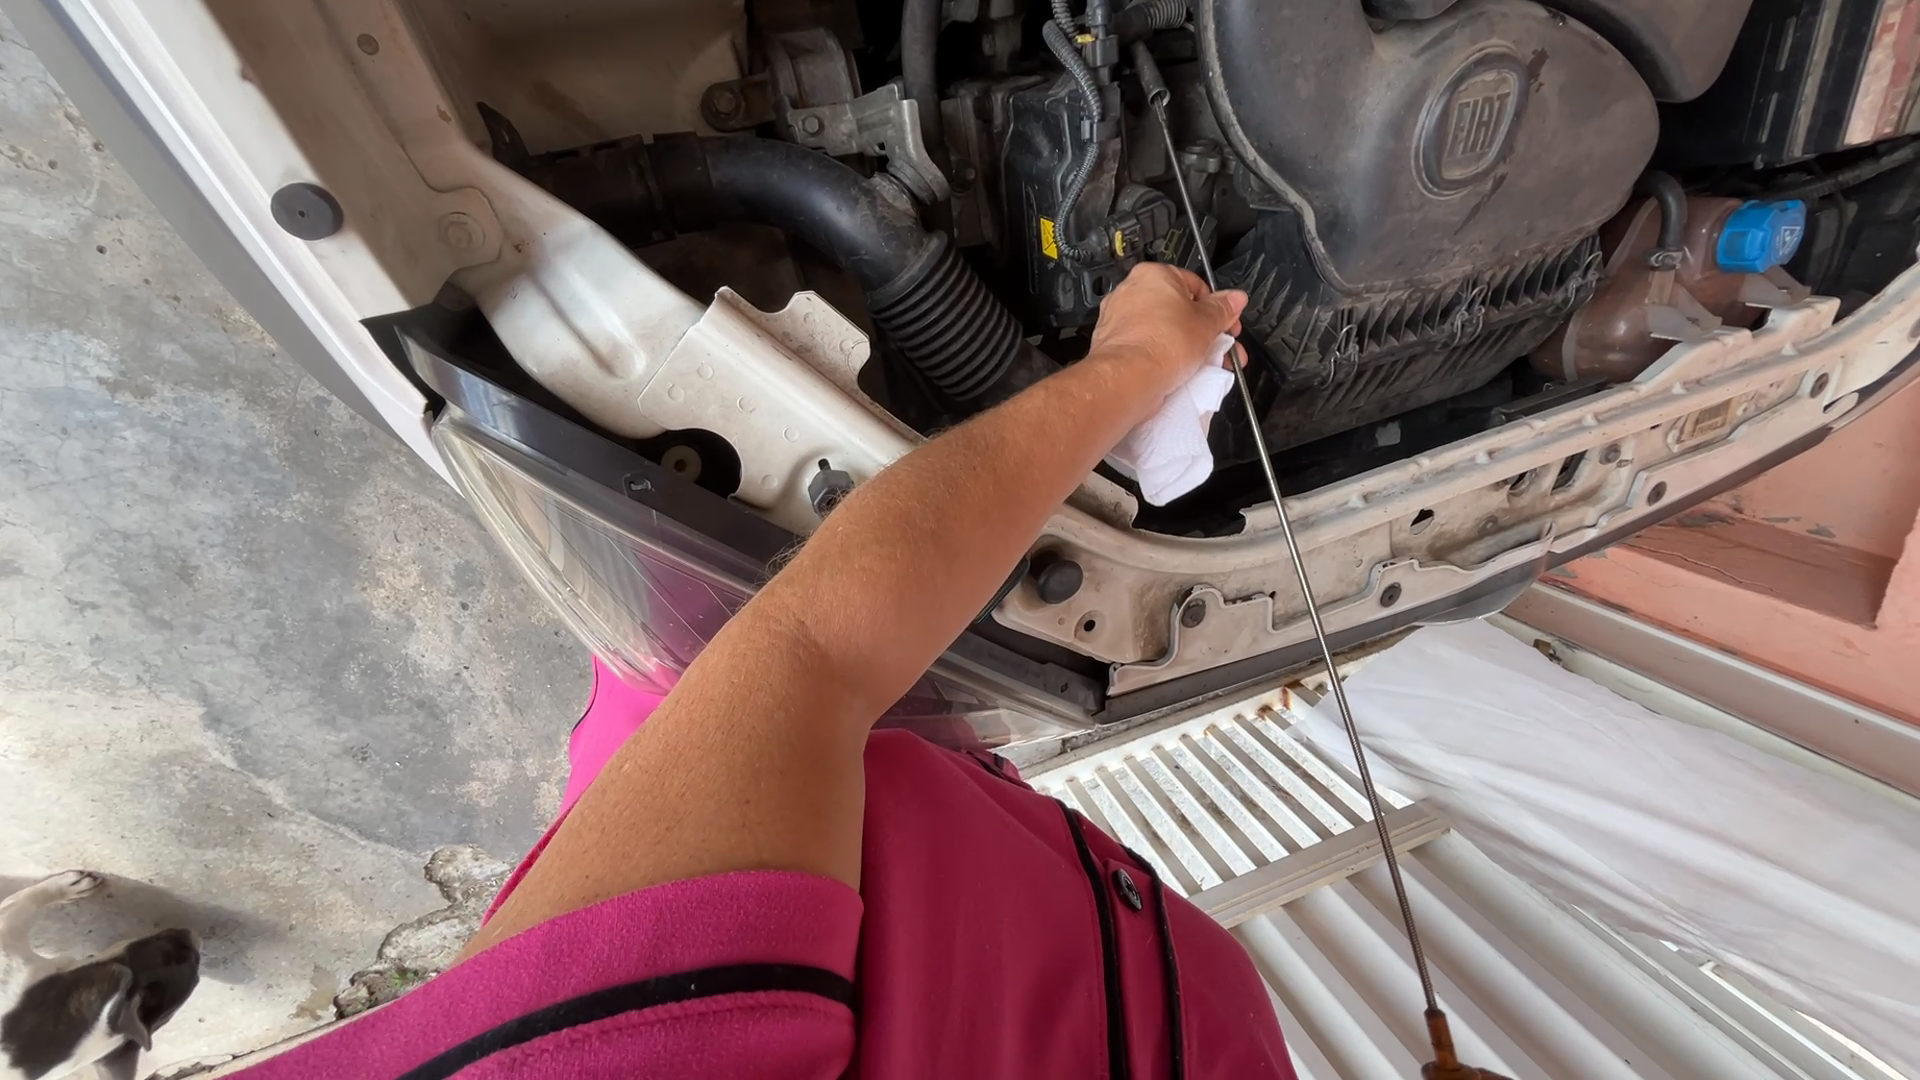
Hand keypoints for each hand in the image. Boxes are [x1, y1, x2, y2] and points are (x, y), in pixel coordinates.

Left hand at [1086, 262, 1247, 393]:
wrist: (1129, 378)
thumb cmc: (1161, 345)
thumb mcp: (1207, 323)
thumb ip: (1223, 309)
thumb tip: (1234, 300)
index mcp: (1154, 275)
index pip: (1195, 285)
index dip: (1216, 308)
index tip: (1226, 324)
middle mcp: (1131, 293)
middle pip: (1178, 311)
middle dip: (1203, 332)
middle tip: (1218, 347)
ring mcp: (1118, 321)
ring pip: (1162, 332)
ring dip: (1185, 348)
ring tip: (1202, 366)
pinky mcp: (1114, 348)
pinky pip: (1146, 349)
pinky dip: (1162, 359)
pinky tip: (1179, 374)